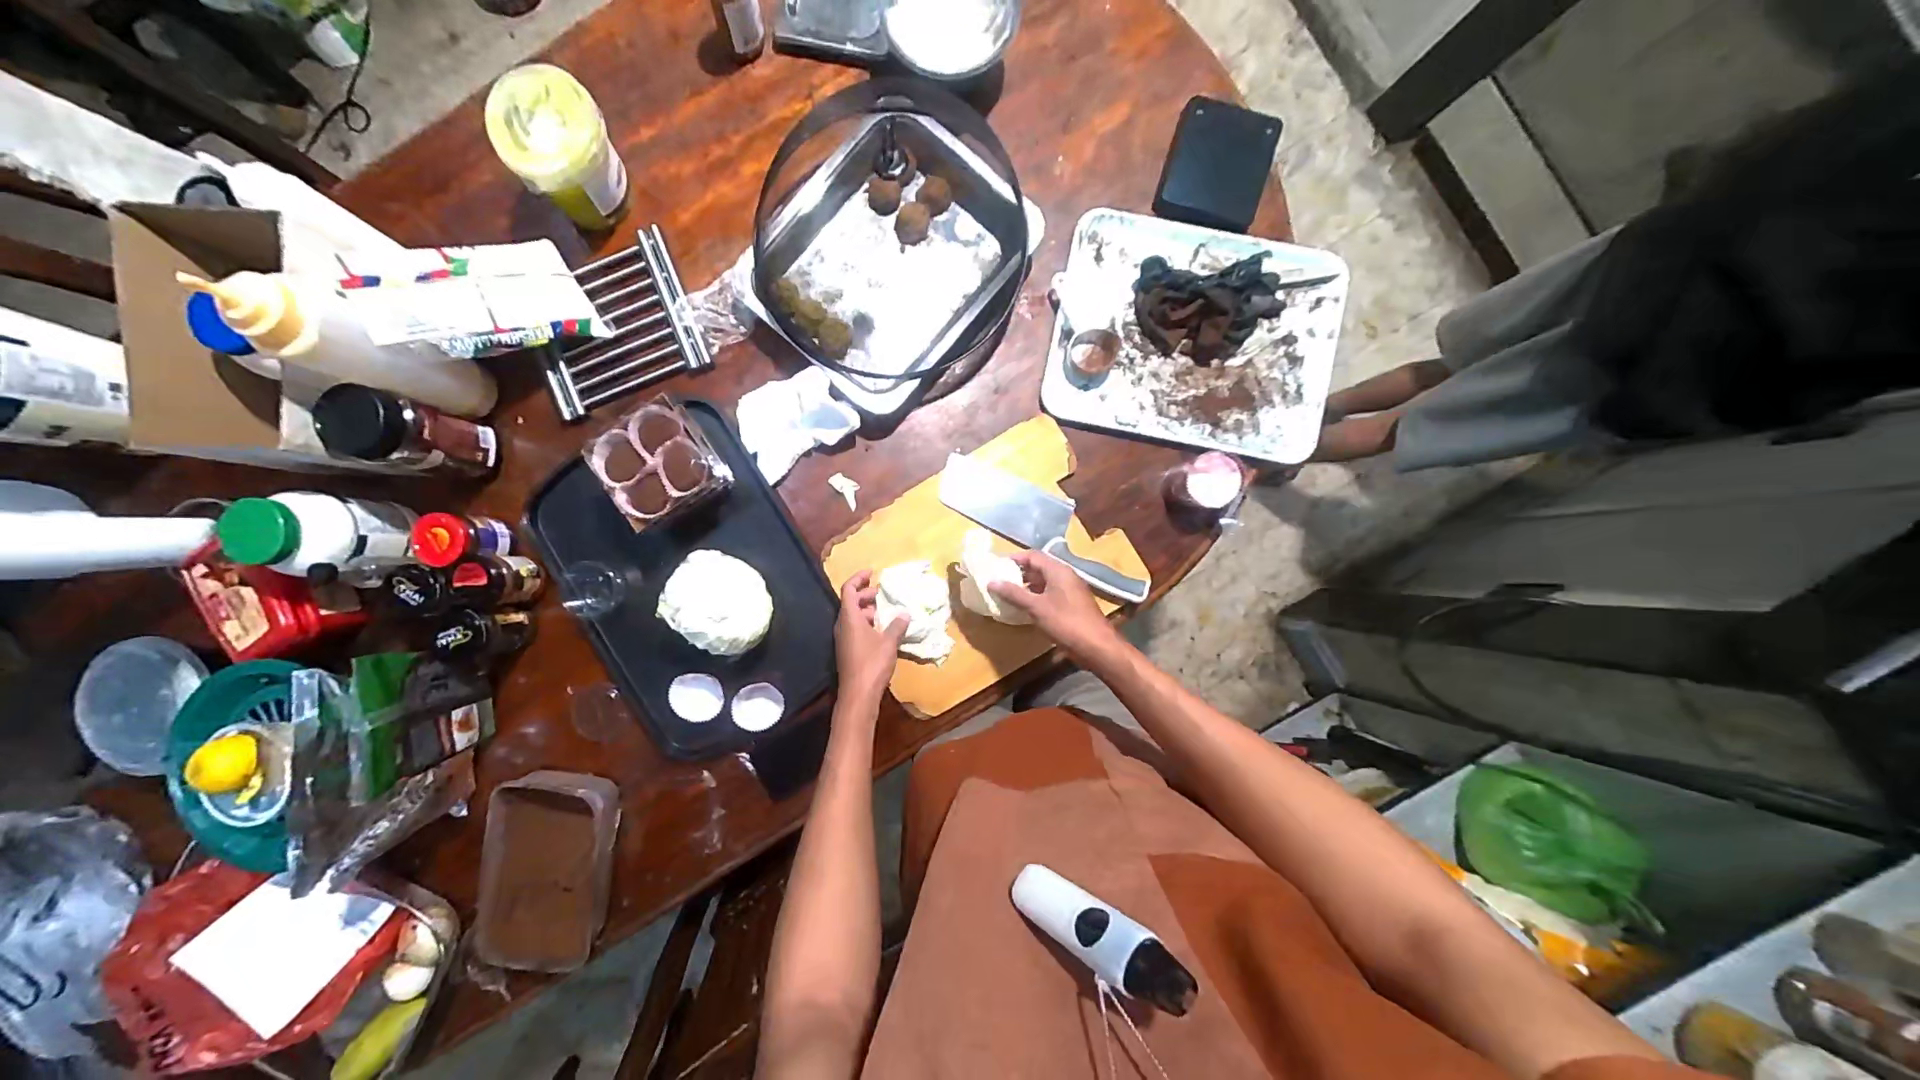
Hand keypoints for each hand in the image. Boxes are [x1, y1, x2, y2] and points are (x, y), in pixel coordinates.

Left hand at [836, 570, 908, 702]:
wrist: (858, 694)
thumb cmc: (872, 663)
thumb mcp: (889, 642)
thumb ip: (897, 625)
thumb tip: (905, 613)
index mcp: (849, 618)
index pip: (848, 590)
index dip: (859, 578)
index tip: (872, 573)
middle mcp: (842, 625)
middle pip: (850, 602)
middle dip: (866, 595)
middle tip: (884, 595)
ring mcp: (843, 639)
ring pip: (853, 617)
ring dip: (868, 611)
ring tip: (886, 612)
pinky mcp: (847, 650)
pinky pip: (855, 629)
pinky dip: (867, 624)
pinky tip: (883, 630)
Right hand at [989, 551, 1119, 656]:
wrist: (1097, 646)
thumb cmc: (1066, 622)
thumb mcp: (1036, 607)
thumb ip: (1013, 594)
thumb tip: (992, 581)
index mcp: (1058, 570)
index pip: (1033, 556)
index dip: (1014, 558)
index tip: (996, 566)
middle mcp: (1065, 576)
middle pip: (1039, 567)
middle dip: (1018, 573)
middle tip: (999, 580)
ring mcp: (1070, 590)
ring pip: (1044, 582)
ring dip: (1026, 586)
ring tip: (1007, 594)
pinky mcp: (1072, 605)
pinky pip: (1050, 594)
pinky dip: (1036, 597)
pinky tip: (1024, 608)